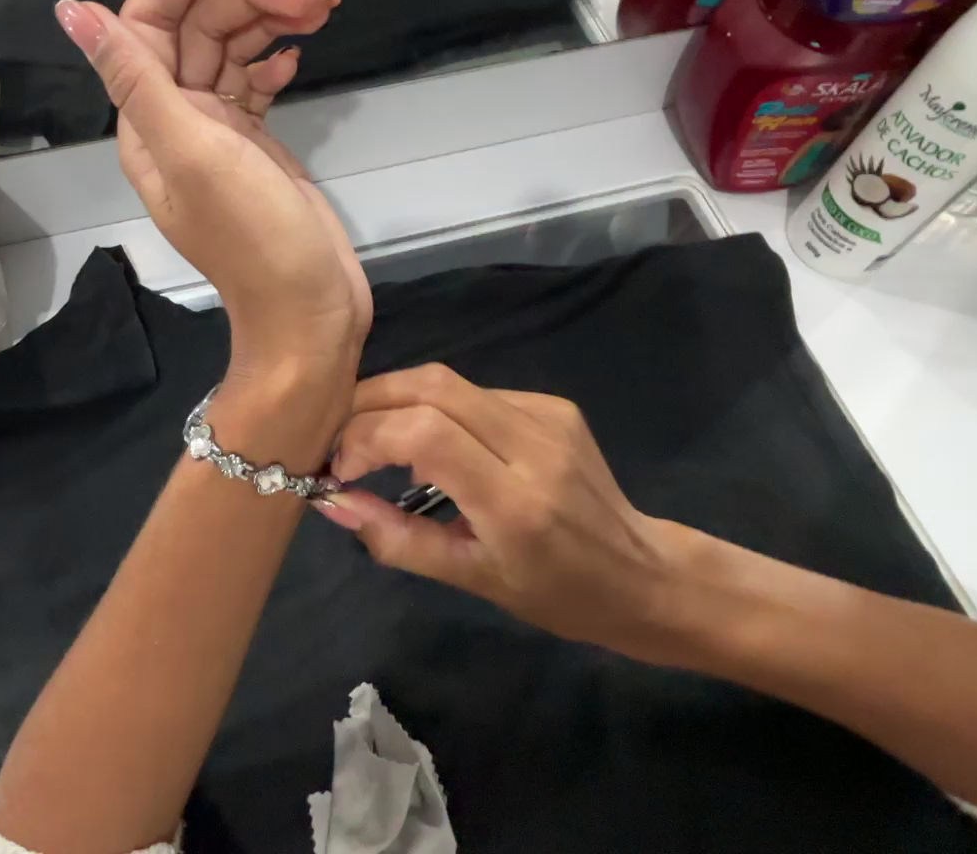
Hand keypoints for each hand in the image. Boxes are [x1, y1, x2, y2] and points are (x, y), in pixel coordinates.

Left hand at [53, 0, 370, 380]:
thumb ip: (136, 81)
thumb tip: (73, 11)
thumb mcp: (194, 155)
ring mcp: (217, 133)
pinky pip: (256, 82)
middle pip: (200, 27)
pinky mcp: (255, 145)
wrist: (310, 309)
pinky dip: (276, 60)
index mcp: (147, 119)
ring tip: (322, 8)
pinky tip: (299, 52)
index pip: (152, 18)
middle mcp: (174, 119)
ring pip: (234, 50)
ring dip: (272, 20)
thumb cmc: (255, 240)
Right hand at [317, 364, 707, 659]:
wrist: (642, 574)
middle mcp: (533, 444)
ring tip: (375, 440)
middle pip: (433, 386)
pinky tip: (431, 442)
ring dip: (397, 400)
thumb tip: (334, 500)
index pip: (425, 434)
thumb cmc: (555, 595)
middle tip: (341, 438)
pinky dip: (436, 408)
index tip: (341, 467)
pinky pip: (477, 393)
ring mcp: (548, 416)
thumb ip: (397, 538)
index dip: (367, 437)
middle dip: (370, 402)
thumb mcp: (471, 578)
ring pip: (450, 381)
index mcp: (514, 502)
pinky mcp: (554, 404)